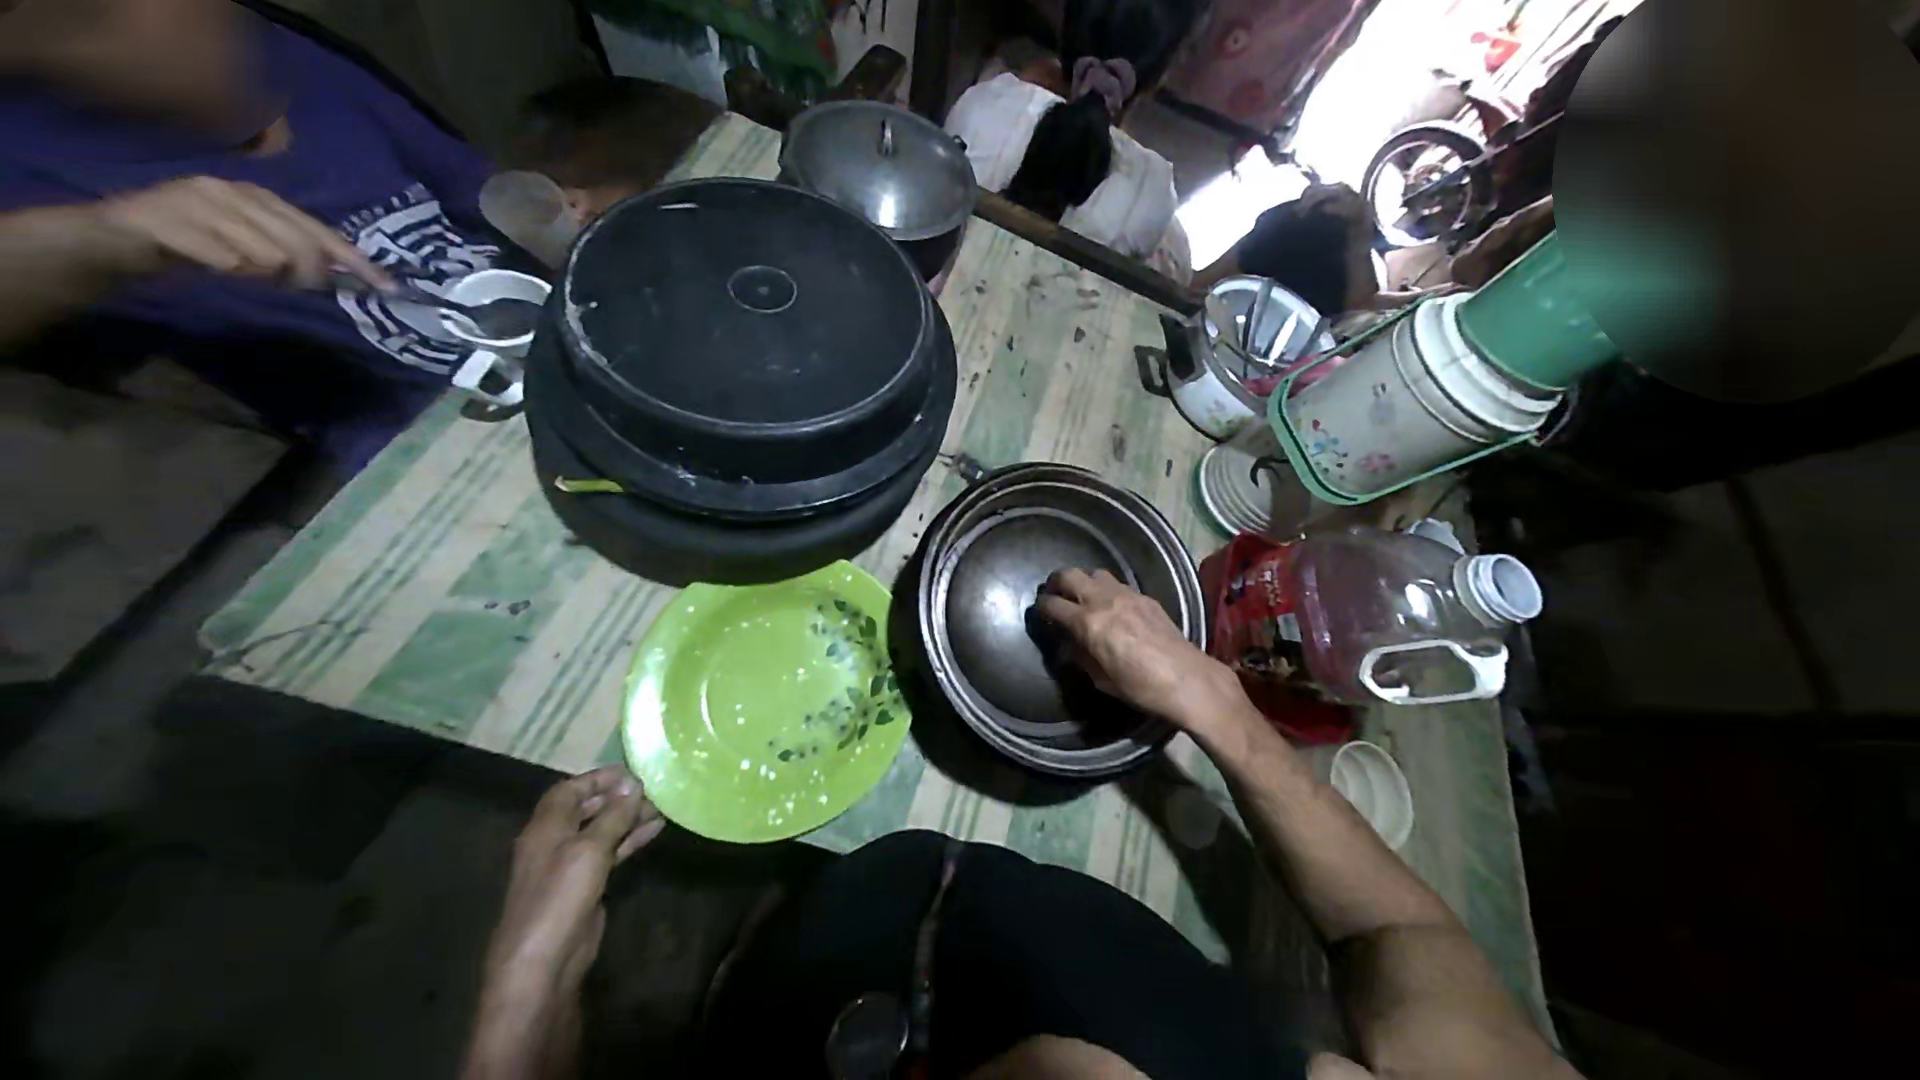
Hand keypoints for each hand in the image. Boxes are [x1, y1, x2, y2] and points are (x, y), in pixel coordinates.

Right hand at [91, 176, 391, 290]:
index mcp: (262, 197)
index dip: (358, 263)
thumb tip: (357, 275)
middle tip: (282, 283)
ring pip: (268, 256)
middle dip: (304, 275)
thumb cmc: (207, 247)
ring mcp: (194, 199)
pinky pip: (227, 261)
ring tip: (237, 269)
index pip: (323, 233)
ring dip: (259, 274)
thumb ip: (305, 256)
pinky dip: (226, 271)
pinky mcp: (162, 217)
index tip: (388, 288)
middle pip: (303, 247)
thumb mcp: (264, 251)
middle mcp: (231, 190)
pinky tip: (209, 265)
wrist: (121, 240)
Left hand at [482, 767, 664, 1001]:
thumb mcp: (589, 850)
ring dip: (628, 816)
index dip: (597, 779)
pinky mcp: (584, 886)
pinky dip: (630, 839)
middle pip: (586, 809)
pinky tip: (655, 829)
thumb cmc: (559, 898)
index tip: (631, 772)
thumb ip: (613, 815)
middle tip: (652, 788)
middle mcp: (554, 842)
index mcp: (545, 829)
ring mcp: (569, 866)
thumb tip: (634, 784)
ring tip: (661, 805)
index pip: (568, 790)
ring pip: (602, 830)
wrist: (542, 964)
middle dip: (617, 796)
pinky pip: (610, 852)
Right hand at [1034, 568, 1245, 733]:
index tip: (1039, 612)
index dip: (1040, 607)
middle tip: (1055, 595)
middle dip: (1056, 582)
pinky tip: (1112, 606)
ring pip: (1094, 573)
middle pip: (1069, 575)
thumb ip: (1079, 656)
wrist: (1186, 679)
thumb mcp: (1100, 678)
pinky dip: (1106, 590)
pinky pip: (1117, 583)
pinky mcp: (1144, 597)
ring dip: (1083, 582)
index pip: (1052, 604)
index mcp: (1087, 623)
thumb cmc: (1139, 686)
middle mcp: (1103, 600)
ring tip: (1083, 598)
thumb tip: (1067, 646)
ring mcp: (1125, 594)